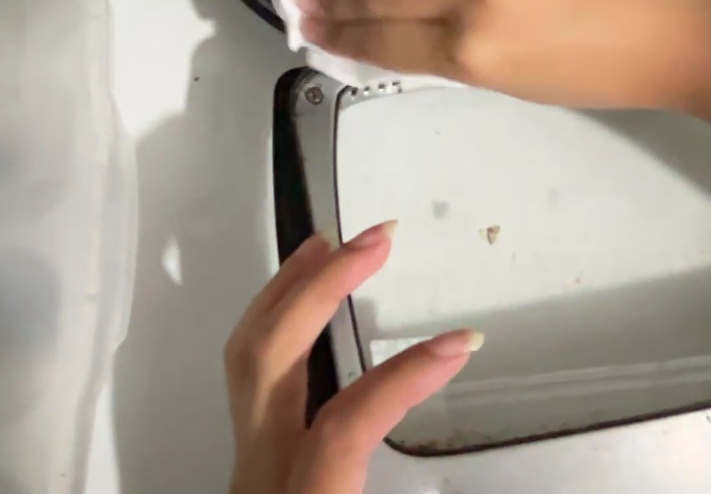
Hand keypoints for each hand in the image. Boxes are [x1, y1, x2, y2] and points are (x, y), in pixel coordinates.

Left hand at [226, 221, 481, 493]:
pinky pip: (248, 363)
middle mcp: (258, 470)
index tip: (459, 341)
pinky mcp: (245, 453)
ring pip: (247, 350)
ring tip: (331, 245)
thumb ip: (404, 484)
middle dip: (322, 286)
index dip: (402, 377)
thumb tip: (466, 441)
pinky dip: (277, 314)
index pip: (344, 427)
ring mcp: (243, 459)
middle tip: (377, 240)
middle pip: (269, 355)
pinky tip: (303, 299)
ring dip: (291, 285)